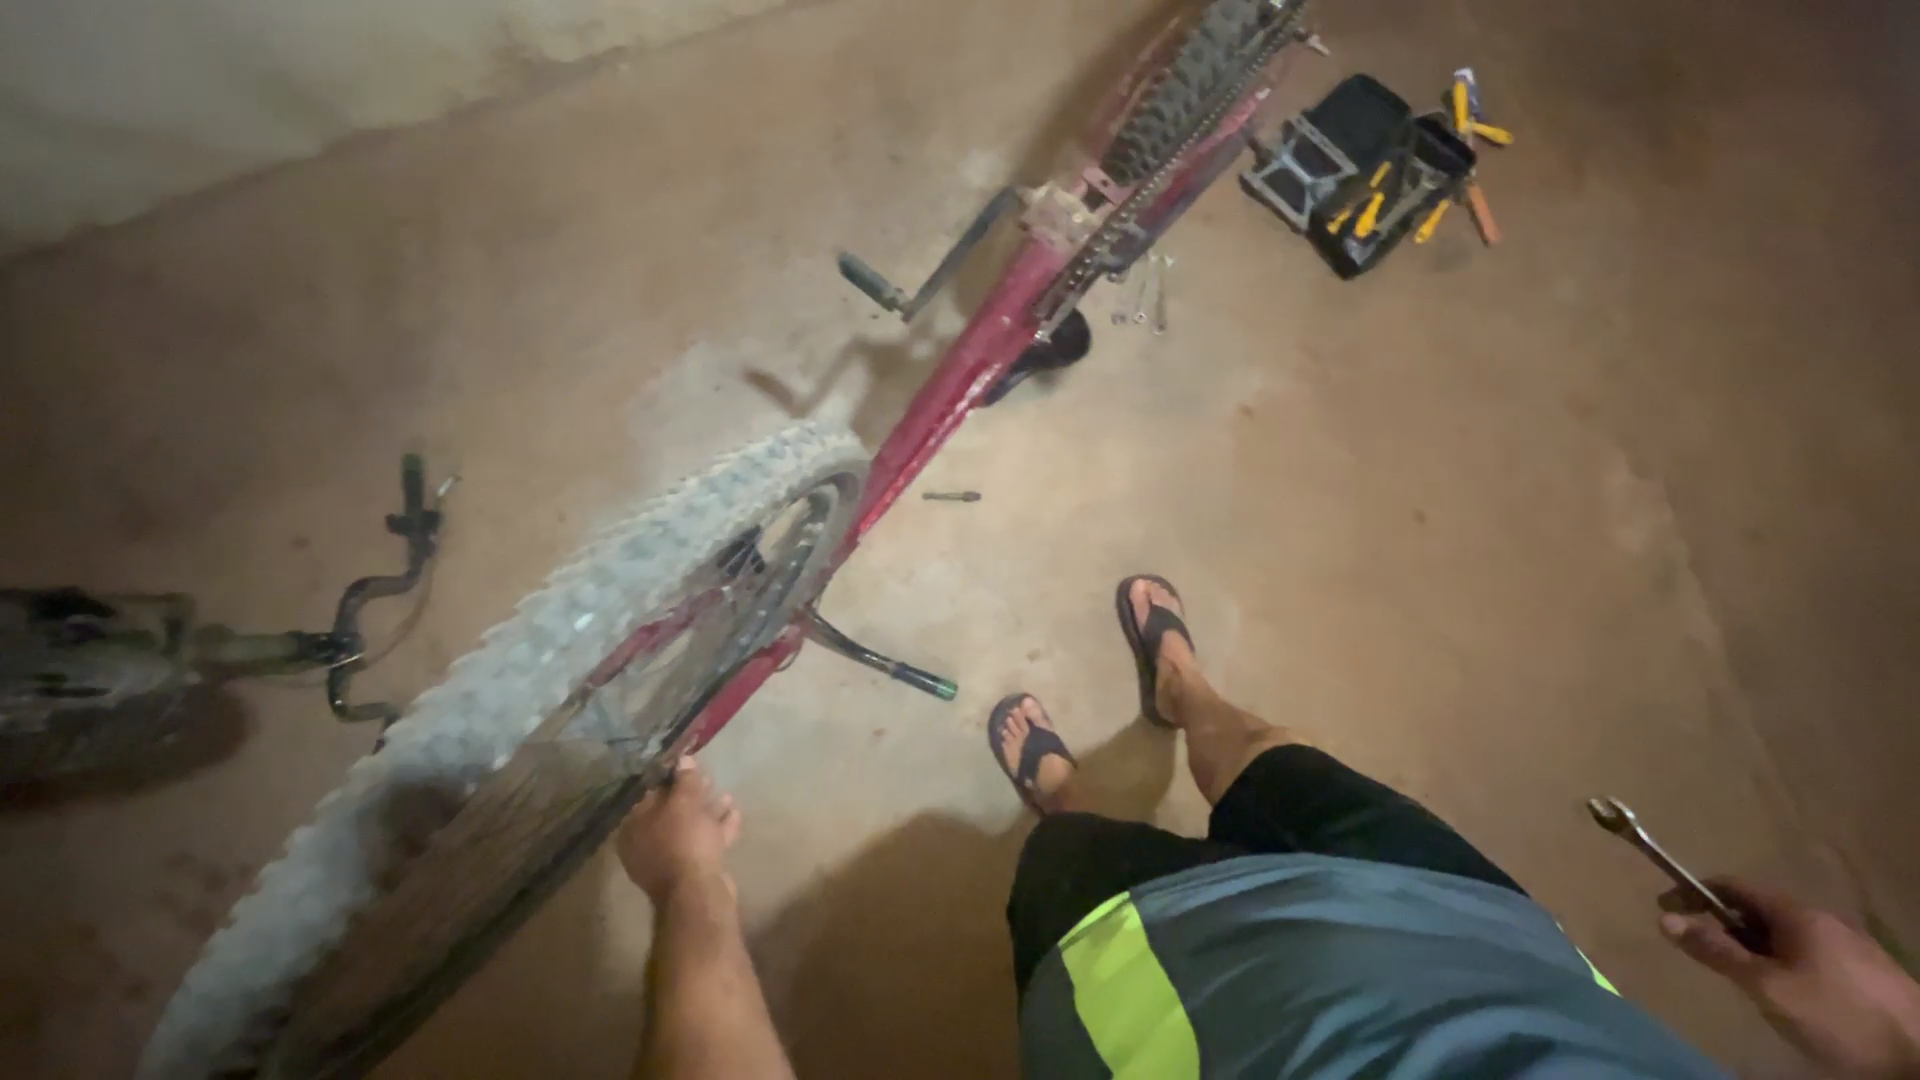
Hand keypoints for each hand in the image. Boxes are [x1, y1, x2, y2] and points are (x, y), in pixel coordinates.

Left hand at [616, 758, 741, 902]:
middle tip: (709, 776)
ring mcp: (668, 859)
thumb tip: (684, 758)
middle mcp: (646, 843)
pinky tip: (734, 814)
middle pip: (670, 811)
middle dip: (691, 793)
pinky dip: (717, 828)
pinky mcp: (690, 870)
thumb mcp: (685, 803)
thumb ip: (685, 779)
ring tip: (727, 794)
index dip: (668, 776)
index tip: (687, 763)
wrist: (698, 893)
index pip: (648, 793)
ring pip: (689, 827)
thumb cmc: (683, 841)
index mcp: (634, 826)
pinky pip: (703, 842)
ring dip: (708, 810)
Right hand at [1661, 878, 1919, 1079]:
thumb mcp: (1766, 986)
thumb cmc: (1838, 1016)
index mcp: (1800, 914)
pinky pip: (1813, 957)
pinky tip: (1790, 995)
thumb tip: (1664, 918)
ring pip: (1787, 936)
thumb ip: (1715, 950)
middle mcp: (1828, 922)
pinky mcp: (1874, 977)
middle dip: (1726, 927)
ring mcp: (1856, 949)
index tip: (1667, 911)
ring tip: (1745, 978)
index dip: (1693, 893)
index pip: (1732, 885)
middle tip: (1706, 953)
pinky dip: (1786, 964)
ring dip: (1756, 949)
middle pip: (1759, 911)